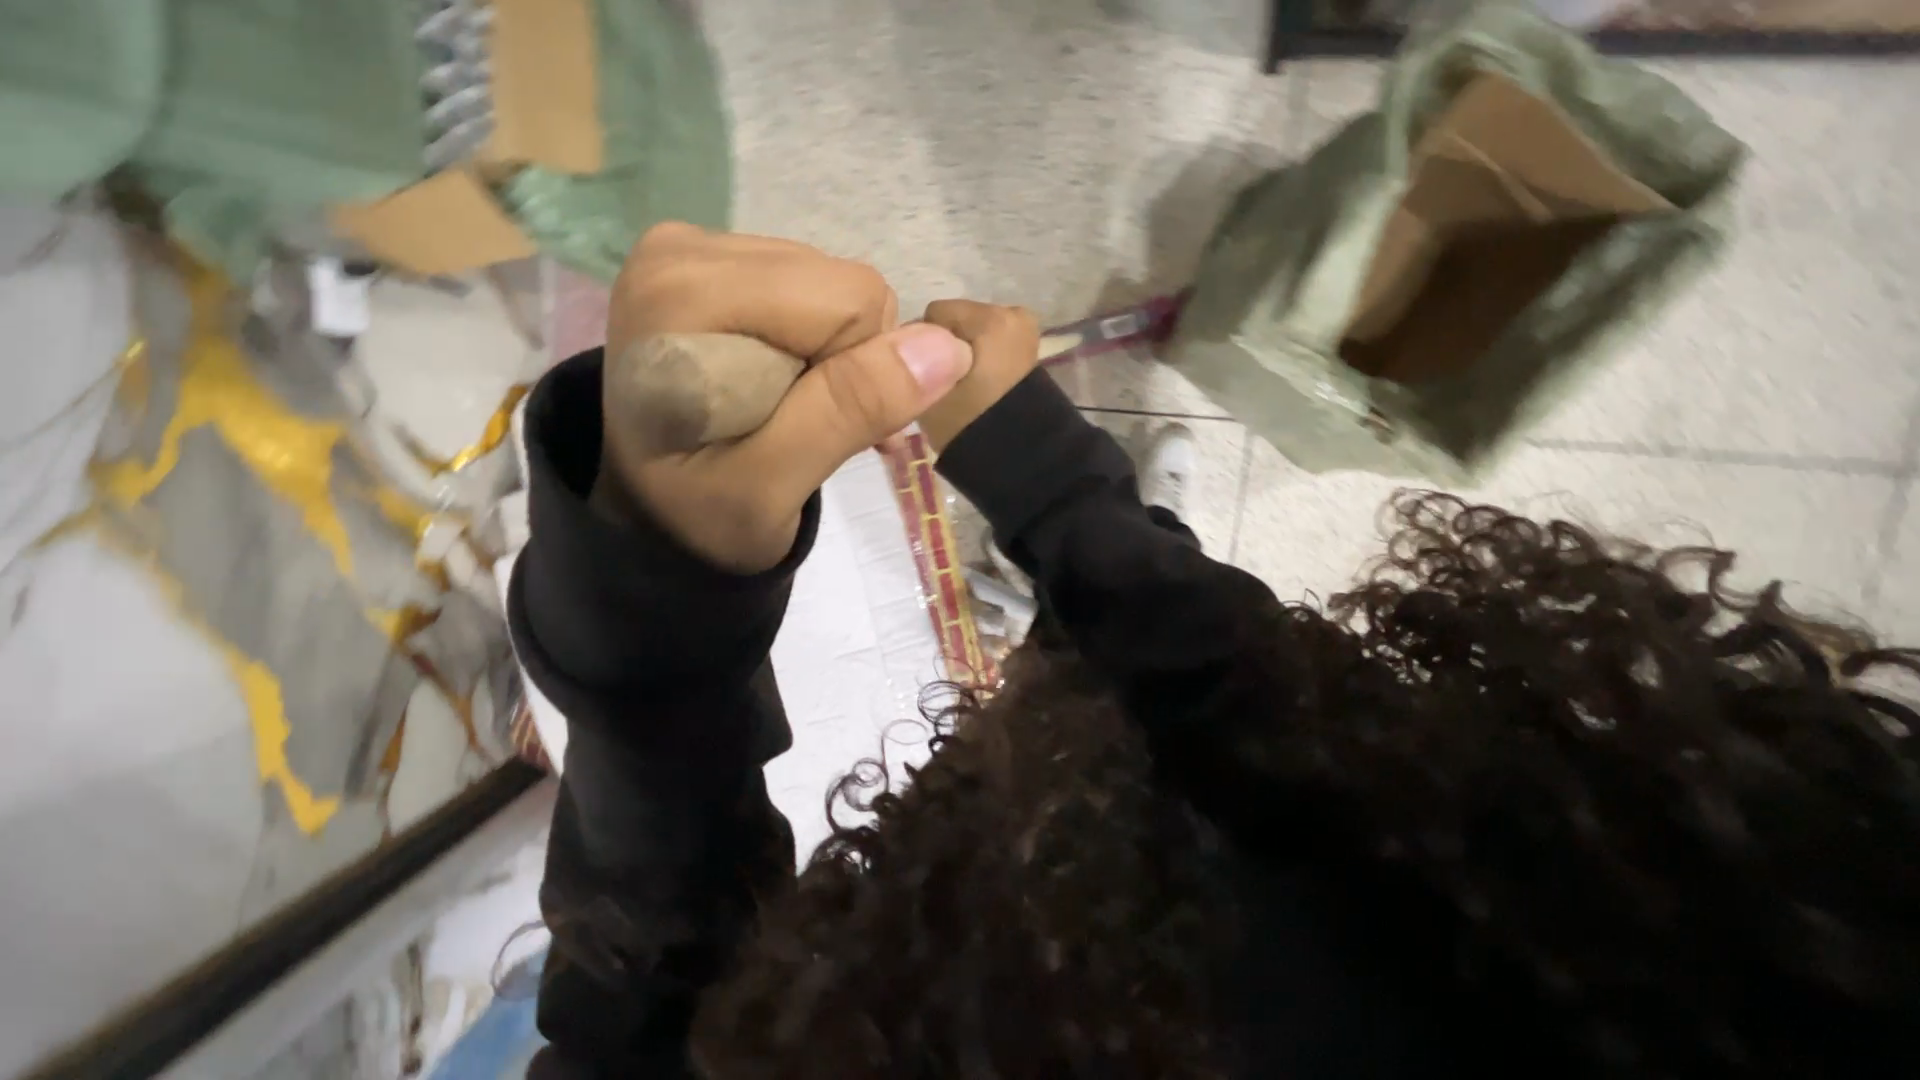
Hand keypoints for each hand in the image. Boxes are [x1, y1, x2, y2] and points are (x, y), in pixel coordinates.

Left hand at [596, 224, 973, 572]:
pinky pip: (813, 286)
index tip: (807, 428)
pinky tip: (780, 386)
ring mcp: (696, 248)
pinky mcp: (712, 259)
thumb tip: (946, 348)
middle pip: (846, 284)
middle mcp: (686, 250)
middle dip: (846, 362)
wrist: (650, 509)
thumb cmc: (702, 512)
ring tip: (786, 412)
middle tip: (799, 425)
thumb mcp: (771, 485)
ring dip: (832, 356)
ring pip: (837, 285)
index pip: (849, 302)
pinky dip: (815, 342)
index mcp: (687, 294)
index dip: (855, 374)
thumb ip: (848, 412)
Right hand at [915, 300, 1042, 451]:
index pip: (933, 314)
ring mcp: (1025, 330)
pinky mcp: (1028, 347)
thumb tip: (906, 341)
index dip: (922, 345)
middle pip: (955, 320)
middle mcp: (1014, 314)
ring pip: (971, 332)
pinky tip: (979, 386)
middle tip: (946, 386)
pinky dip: (980, 358)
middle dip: (945, 346)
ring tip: (964, 389)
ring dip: (961, 354)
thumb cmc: (968, 425)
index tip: (928, 378)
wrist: (1019, 456)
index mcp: (992, 318)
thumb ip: (910, 359)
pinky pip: (989, 343)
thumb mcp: (926, 394)